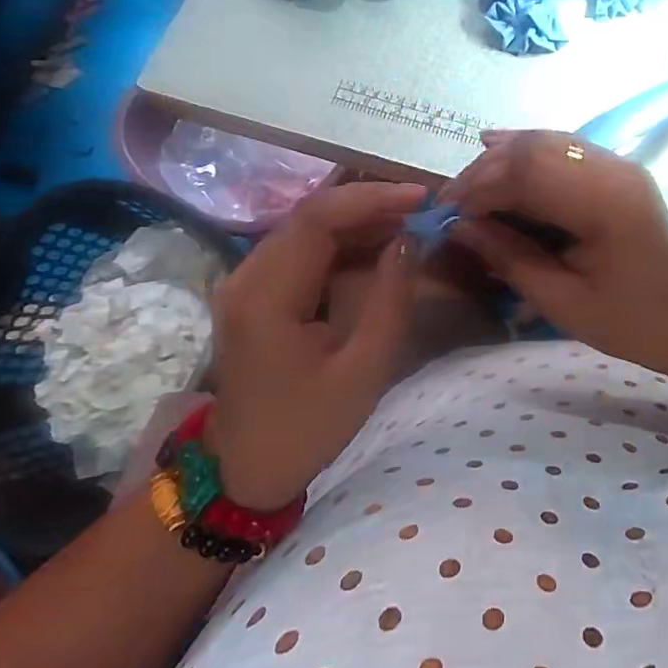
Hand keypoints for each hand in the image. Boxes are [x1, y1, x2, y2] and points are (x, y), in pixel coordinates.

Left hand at [204, 181, 424, 510]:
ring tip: (409, 227)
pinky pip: (301, 252)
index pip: (317, 219)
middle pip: (309, 217)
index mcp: (266, 297)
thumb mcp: (365, 367)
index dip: (371, 199)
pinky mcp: (254, 292)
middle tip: (422, 213)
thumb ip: (390, 297)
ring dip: (358, 224)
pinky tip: (377, 250)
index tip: (421, 198)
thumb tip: (410, 239)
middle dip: (369, 207)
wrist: (246, 468)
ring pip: (305, 230)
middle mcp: (246, 276)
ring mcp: (245, 282)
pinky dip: (341, 245)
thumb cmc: (308, 426)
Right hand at [443, 129, 667, 370]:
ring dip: (503, 158)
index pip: (528, 174)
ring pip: (547, 141)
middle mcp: (614, 170)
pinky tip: (497, 147)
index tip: (447, 213)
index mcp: (605, 205)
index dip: (480, 187)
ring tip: (467, 184)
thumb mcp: (560, 300)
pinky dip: (527, 151)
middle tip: (452, 201)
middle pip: (535, 149)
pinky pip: (564, 148)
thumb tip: (457, 225)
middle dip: (485, 170)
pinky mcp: (617, 169)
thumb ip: (508, 257)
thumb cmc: (626, 322)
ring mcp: (619, 164)